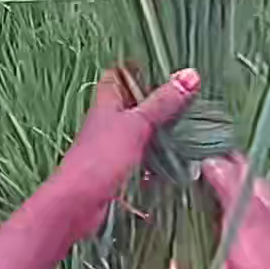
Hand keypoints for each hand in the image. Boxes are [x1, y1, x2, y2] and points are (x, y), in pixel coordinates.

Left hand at [46, 66, 200, 235]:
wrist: (77, 203)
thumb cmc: (100, 158)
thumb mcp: (136, 125)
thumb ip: (162, 103)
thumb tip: (190, 74)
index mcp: (106, 103)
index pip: (117, 75)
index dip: (136, 68)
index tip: (166, 65)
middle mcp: (107, 122)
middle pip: (132, 104)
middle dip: (157, 101)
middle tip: (190, 97)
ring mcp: (111, 147)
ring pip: (139, 131)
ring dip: (160, 130)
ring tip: (191, 125)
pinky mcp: (117, 170)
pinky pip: (141, 157)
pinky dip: (157, 157)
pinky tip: (176, 159)